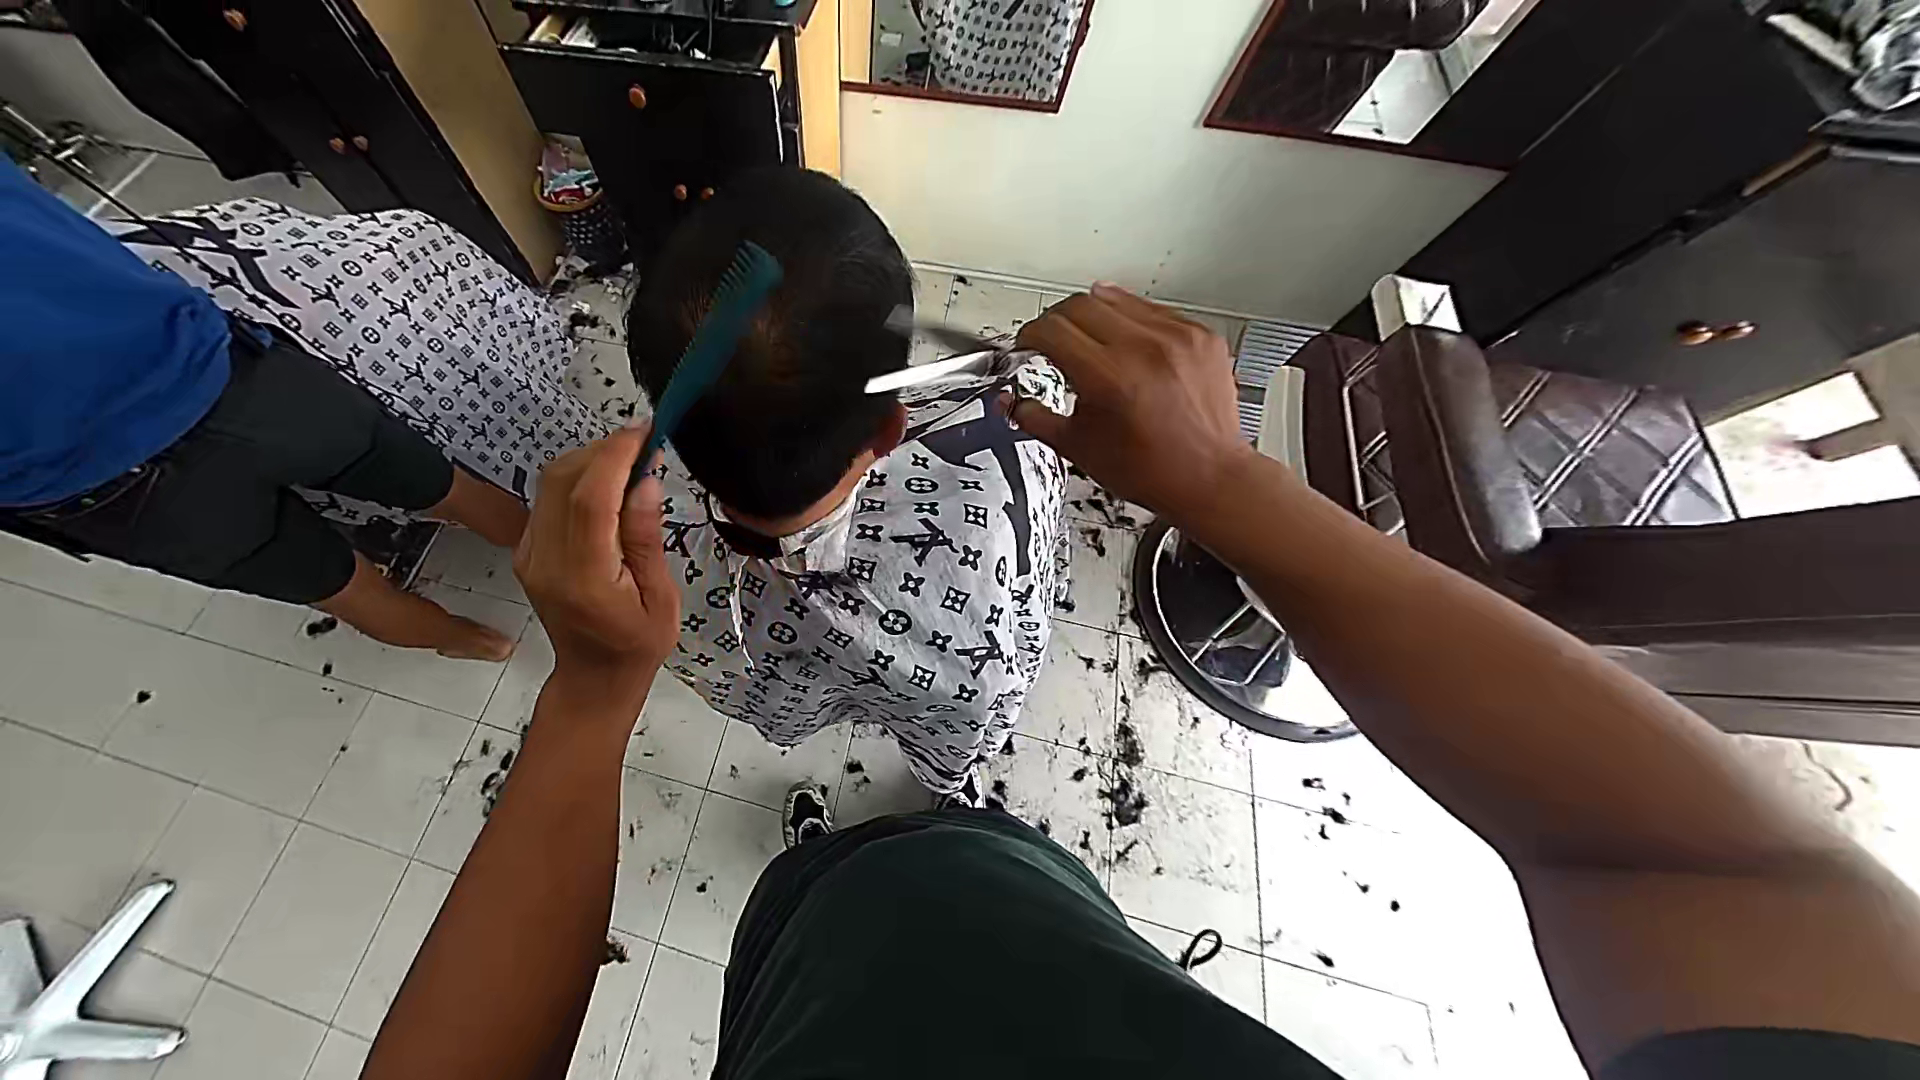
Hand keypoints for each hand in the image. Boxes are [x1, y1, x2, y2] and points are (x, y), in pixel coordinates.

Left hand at [515, 427, 679, 689]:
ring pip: (550, 482)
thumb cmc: (639, 643)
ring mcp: (530, 552)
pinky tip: (611, 482)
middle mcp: (546, 559)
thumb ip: (645, 538)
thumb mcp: (661, 597)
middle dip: (604, 450)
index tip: (645, 431)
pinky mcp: (528, 548)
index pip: (591, 499)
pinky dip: (580, 476)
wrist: (594, 676)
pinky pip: (549, 497)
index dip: (615, 457)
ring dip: (591, 459)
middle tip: (645, 442)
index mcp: (585, 576)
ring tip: (633, 458)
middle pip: (562, 480)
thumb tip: (645, 482)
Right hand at [1009, 283, 1255, 517]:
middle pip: (1081, 304)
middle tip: (1051, 339)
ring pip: (1118, 298)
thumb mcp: (1079, 448)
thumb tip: (1011, 403)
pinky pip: (1154, 310)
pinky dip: (1131, 321)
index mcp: (1108, 377)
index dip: (1030, 335)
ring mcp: (1176, 338)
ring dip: (1093, 313)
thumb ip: (1035, 418)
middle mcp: (1144, 349)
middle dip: (1056, 320)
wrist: (1207, 477)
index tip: (1028, 344)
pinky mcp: (1200, 337)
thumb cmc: (1150, 470)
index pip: (1052, 329)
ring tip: (1088, 339)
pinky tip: (1126, 343)